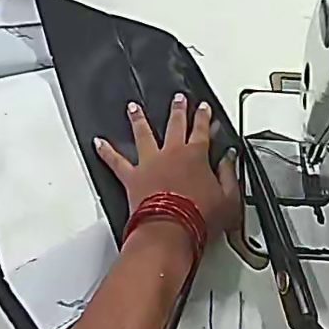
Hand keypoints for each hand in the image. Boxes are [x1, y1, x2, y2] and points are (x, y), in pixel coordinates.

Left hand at [95, 93, 241, 246]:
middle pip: (175, 125)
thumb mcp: (229, 197)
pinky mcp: (133, 177)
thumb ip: (229, 174)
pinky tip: (98, 143)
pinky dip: (106, 152)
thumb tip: (229, 159)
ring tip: (134, 108)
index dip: (204, 117)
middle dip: (177, 110)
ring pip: (143, 134)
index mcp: (196, 156)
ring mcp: (150, 163)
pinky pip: (116, 161)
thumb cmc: (199, 217)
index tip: (204, 108)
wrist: (171, 229)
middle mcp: (172, 153)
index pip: (202, 130)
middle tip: (178, 99)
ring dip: (139, 119)